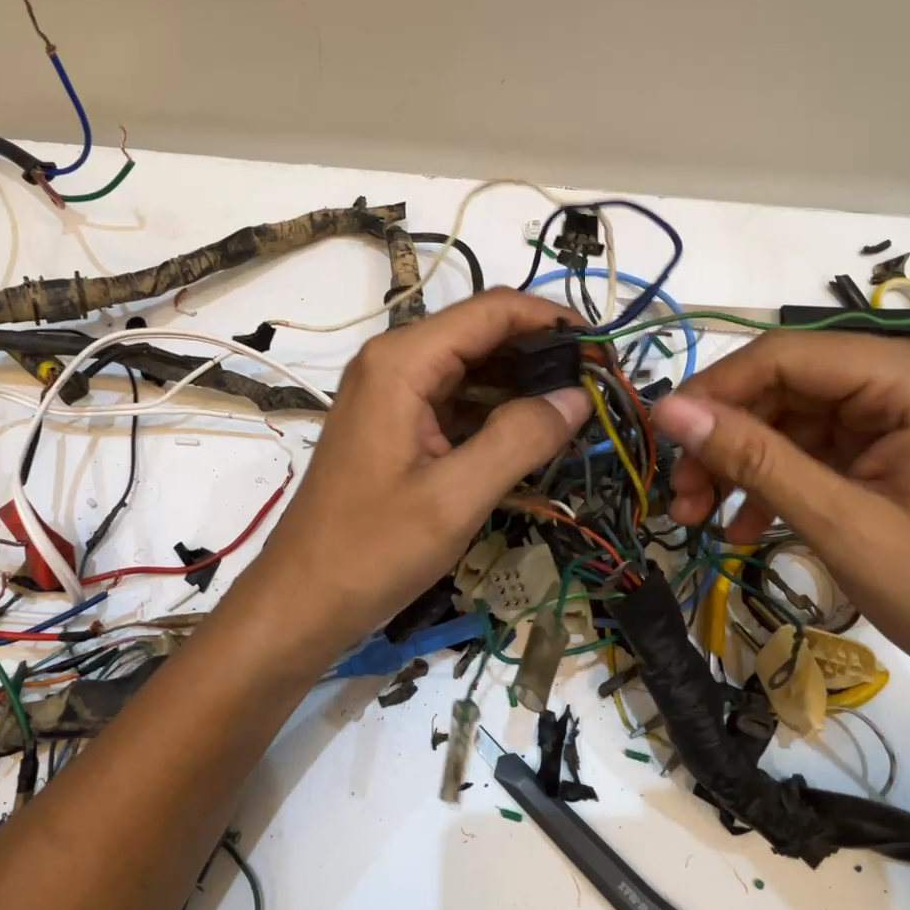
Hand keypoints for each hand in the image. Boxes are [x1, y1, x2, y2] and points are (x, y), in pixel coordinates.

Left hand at [243, 289, 590, 649]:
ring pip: (470, 370)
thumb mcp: (454, 497)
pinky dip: (493, 414)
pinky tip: (531, 439)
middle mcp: (392, 363)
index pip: (492, 311)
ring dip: (521, 387)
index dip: (553, 322)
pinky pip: (453, 403)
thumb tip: (577, 397)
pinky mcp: (392, 427)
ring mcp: (389, 395)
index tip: (606, 354)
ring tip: (577, 416)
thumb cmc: (372, 549)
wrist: (303, 598)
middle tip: (599, 393)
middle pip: (482, 336)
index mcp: (401, 362)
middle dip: (542, 357)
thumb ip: (519, 439)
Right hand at [652, 331, 909, 708]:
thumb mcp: (842, 525)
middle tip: (681, 496)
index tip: (660, 437)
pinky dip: (781, 482)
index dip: (715, 391)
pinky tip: (748, 526)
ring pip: (795, 419)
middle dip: (728, 440)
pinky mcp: (906, 447)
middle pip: (789, 386)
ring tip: (702, 519)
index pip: (790, 355)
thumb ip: (753, 459)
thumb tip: (667, 410)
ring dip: (745, 467)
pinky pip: (821, 448)